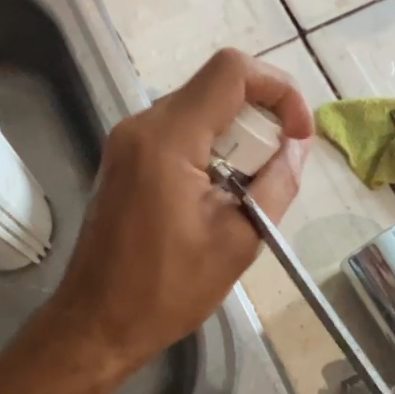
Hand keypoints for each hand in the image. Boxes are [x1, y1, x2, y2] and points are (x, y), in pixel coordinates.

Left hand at [45, 49, 311, 376]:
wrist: (96, 322)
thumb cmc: (167, 290)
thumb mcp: (239, 240)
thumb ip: (277, 184)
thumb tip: (298, 146)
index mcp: (167, 140)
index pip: (231, 71)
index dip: (278, 88)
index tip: (297, 134)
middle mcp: (140, 126)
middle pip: (214, 86)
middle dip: (259, 117)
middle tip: (275, 170)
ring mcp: (126, 141)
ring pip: (196, 108)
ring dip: (235, 136)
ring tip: (251, 188)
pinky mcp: (122, 160)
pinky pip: (176, 132)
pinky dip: (208, 147)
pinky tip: (219, 193)